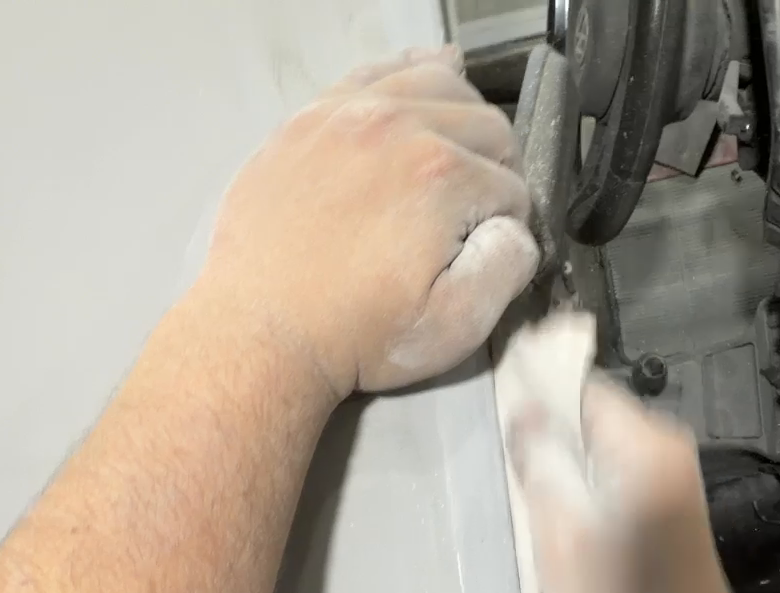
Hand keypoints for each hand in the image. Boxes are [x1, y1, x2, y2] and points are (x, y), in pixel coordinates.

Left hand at [197, 46, 539, 403]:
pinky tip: (429, 81)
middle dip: (498, 171)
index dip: (511, 227)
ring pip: (440, 85)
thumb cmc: (357, 334)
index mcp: (442, 176)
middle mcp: (400, 125)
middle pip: (487, 127)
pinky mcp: (313, 118)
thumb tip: (515, 229)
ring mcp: (350, 113)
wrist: (264, 331)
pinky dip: (412, 73)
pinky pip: (377, 71)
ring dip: (465, 122)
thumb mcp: (455, 325)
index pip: (513, 188)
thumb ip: (507, 266)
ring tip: (460, 163)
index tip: (488, 254)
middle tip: (478, 218)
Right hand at [508, 376, 743, 592]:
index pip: (581, 387)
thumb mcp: (562, 530)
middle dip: (549, 434)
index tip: (500, 419)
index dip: (536, 393)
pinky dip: (587, 482)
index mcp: (644, 442)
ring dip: (565, 462)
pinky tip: (567, 515)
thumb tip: (524, 406)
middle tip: (512, 468)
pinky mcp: (669, 496)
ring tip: (535, 496)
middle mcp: (665, 443)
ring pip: (601, 444)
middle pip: (592, 414)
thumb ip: (541, 460)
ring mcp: (672, 470)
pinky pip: (616, 468)